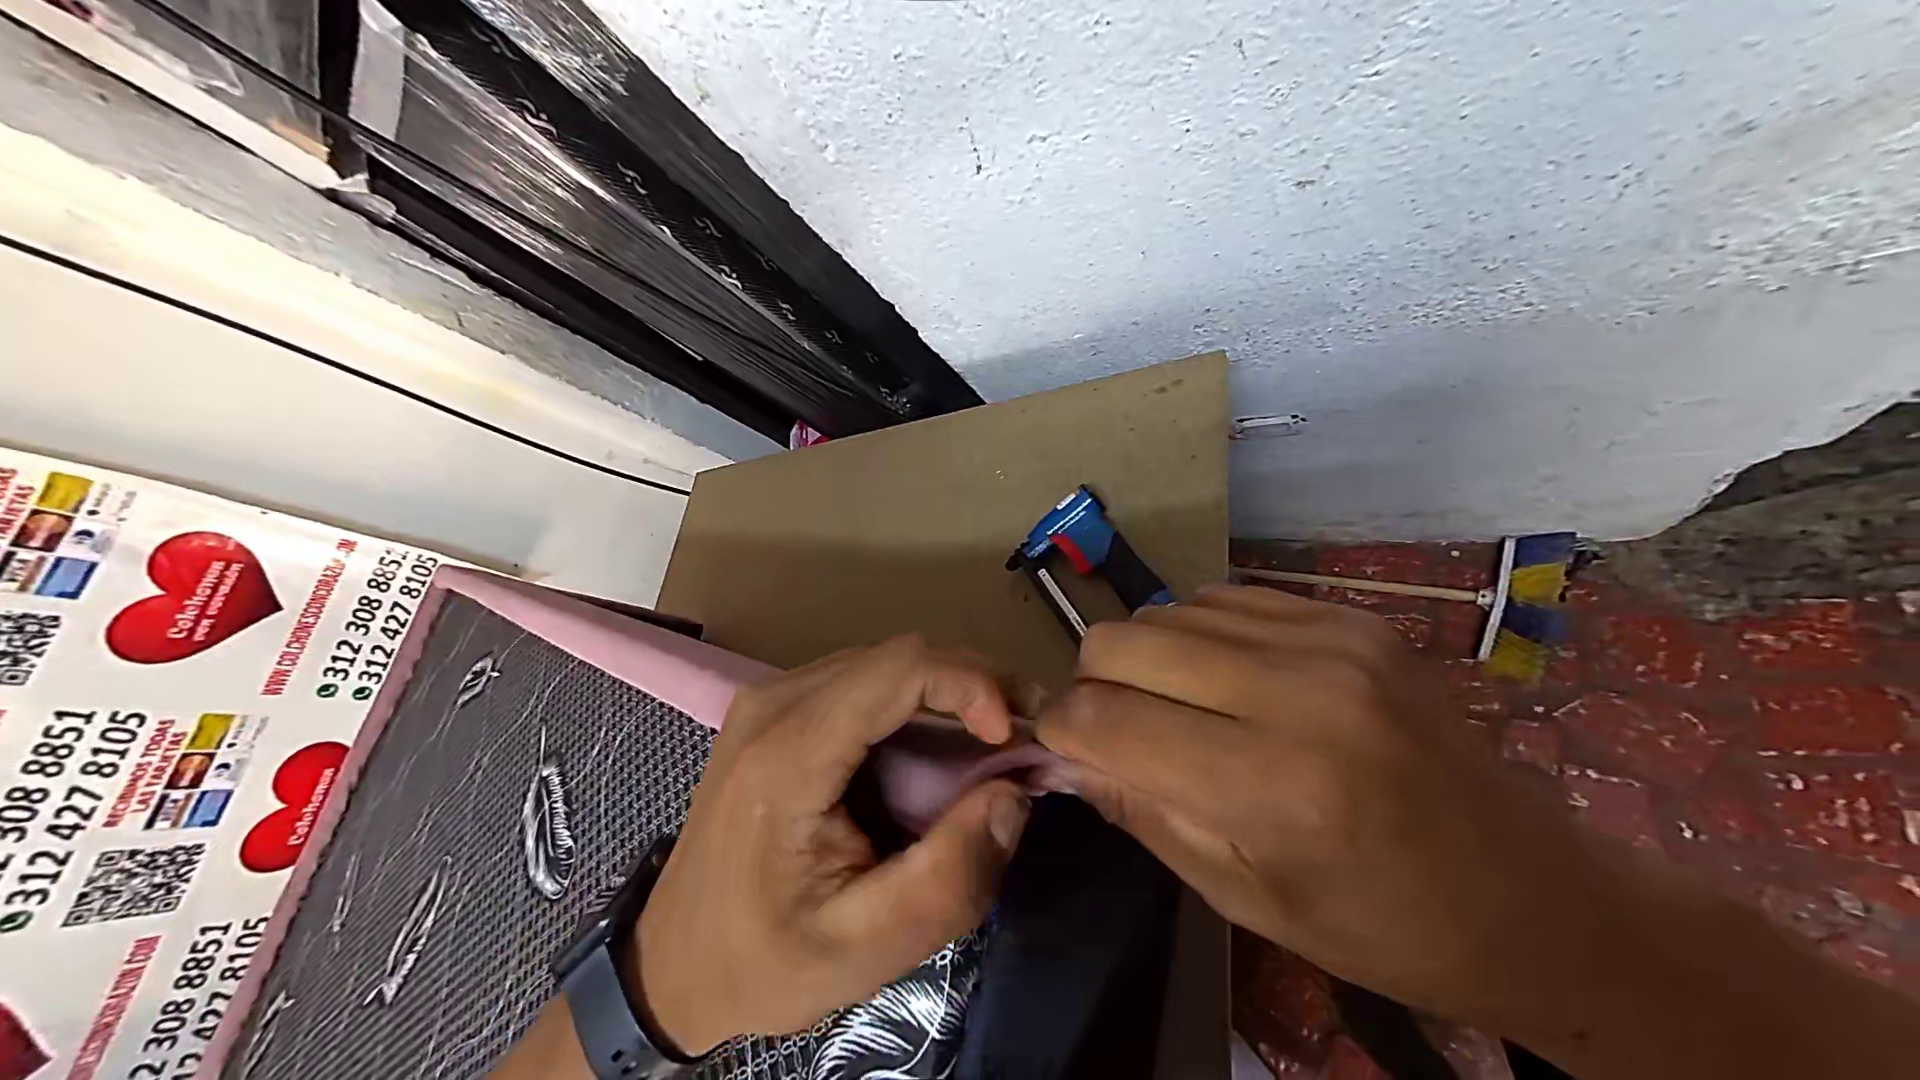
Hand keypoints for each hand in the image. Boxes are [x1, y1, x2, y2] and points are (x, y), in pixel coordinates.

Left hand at [634, 635, 1031, 1054]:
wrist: (671, 963)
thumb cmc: (762, 959)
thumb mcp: (864, 947)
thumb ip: (950, 875)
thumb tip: (1015, 794)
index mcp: (786, 754)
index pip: (896, 669)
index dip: (968, 683)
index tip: (1010, 735)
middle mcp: (774, 702)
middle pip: (897, 657)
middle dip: (973, 686)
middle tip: (1024, 736)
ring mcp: (772, 698)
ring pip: (886, 664)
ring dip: (949, 693)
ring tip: (996, 741)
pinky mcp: (780, 710)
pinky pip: (865, 683)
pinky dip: (918, 704)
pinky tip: (944, 743)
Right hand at [1034, 584, 1621, 1031]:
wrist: (1531, 892)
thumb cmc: (1377, 921)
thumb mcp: (1240, 894)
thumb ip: (1137, 809)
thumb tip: (1061, 751)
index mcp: (1272, 787)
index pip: (1104, 721)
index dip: (1059, 730)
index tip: (1059, 746)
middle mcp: (1297, 692)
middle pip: (1120, 643)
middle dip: (1091, 684)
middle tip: (1114, 727)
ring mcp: (1329, 639)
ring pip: (1163, 612)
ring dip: (1143, 658)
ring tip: (1173, 705)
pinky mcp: (1347, 615)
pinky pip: (1219, 598)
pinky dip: (1195, 636)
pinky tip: (1222, 678)